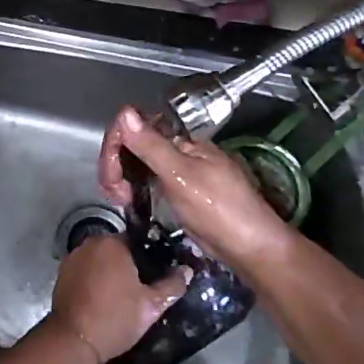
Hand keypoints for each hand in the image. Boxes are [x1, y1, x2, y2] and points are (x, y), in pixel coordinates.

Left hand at [47, 234, 190, 363]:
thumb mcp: (151, 305)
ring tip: (123, 294)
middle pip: (116, 249)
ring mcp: (73, 256)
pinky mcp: (63, 271)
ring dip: (110, 270)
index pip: (137, 241)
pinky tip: (102, 296)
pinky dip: (94, 277)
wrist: (75, 339)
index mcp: (112, 244)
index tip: (157, 273)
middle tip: (142, 287)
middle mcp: (90, 243)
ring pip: (100, 259)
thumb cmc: (116, 318)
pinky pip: (85, 268)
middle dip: (129, 264)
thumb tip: (187, 270)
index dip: (149, 257)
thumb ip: (171, 285)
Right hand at [97, 105, 288, 258]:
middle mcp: (177, 149)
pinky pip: (144, 180)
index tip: (110, 175)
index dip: (116, 145)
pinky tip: (128, 203)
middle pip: (132, 144)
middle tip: (114, 193)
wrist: (252, 250)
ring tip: (122, 201)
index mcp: (181, 139)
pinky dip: (131, 189)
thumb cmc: (221, 211)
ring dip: (120, 178)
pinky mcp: (175, 191)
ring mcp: (177, 171)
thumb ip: (151, 146)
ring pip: (135, 163)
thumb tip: (124, 113)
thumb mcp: (181, 176)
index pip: (135, 126)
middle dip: (115, 165)